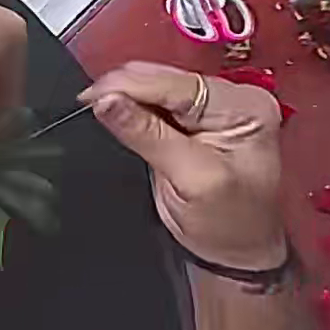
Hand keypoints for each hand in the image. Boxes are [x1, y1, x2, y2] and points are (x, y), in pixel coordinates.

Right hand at [81, 62, 287, 270]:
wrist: (236, 252)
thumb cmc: (229, 223)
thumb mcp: (190, 180)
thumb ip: (147, 135)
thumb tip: (106, 102)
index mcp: (243, 108)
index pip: (174, 84)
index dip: (128, 86)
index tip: (90, 97)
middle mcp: (231, 97)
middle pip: (163, 78)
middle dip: (122, 88)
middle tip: (87, 104)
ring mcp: (211, 104)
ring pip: (154, 83)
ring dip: (123, 94)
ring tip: (96, 107)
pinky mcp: (192, 114)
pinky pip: (153, 98)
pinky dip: (130, 103)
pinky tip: (115, 111)